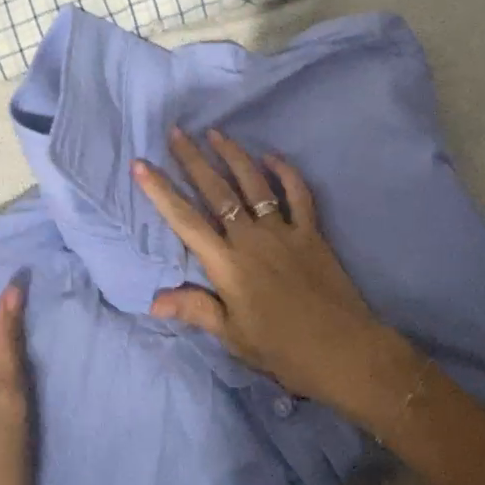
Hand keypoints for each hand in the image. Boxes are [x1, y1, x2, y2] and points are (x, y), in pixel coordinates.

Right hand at [133, 129, 418, 416]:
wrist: (344, 352)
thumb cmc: (282, 350)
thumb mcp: (233, 336)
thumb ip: (196, 309)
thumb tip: (153, 300)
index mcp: (227, 264)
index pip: (185, 220)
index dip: (160, 191)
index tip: (141, 164)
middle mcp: (251, 238)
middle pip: (216, 191)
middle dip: (193, 159)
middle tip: (176, 132)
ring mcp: (283, 231)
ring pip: (253, 183)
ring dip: (233, 156)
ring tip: (216, 133)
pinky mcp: (311, 232)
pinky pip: (297, 194)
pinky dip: (285, 173)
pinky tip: (272, 158)